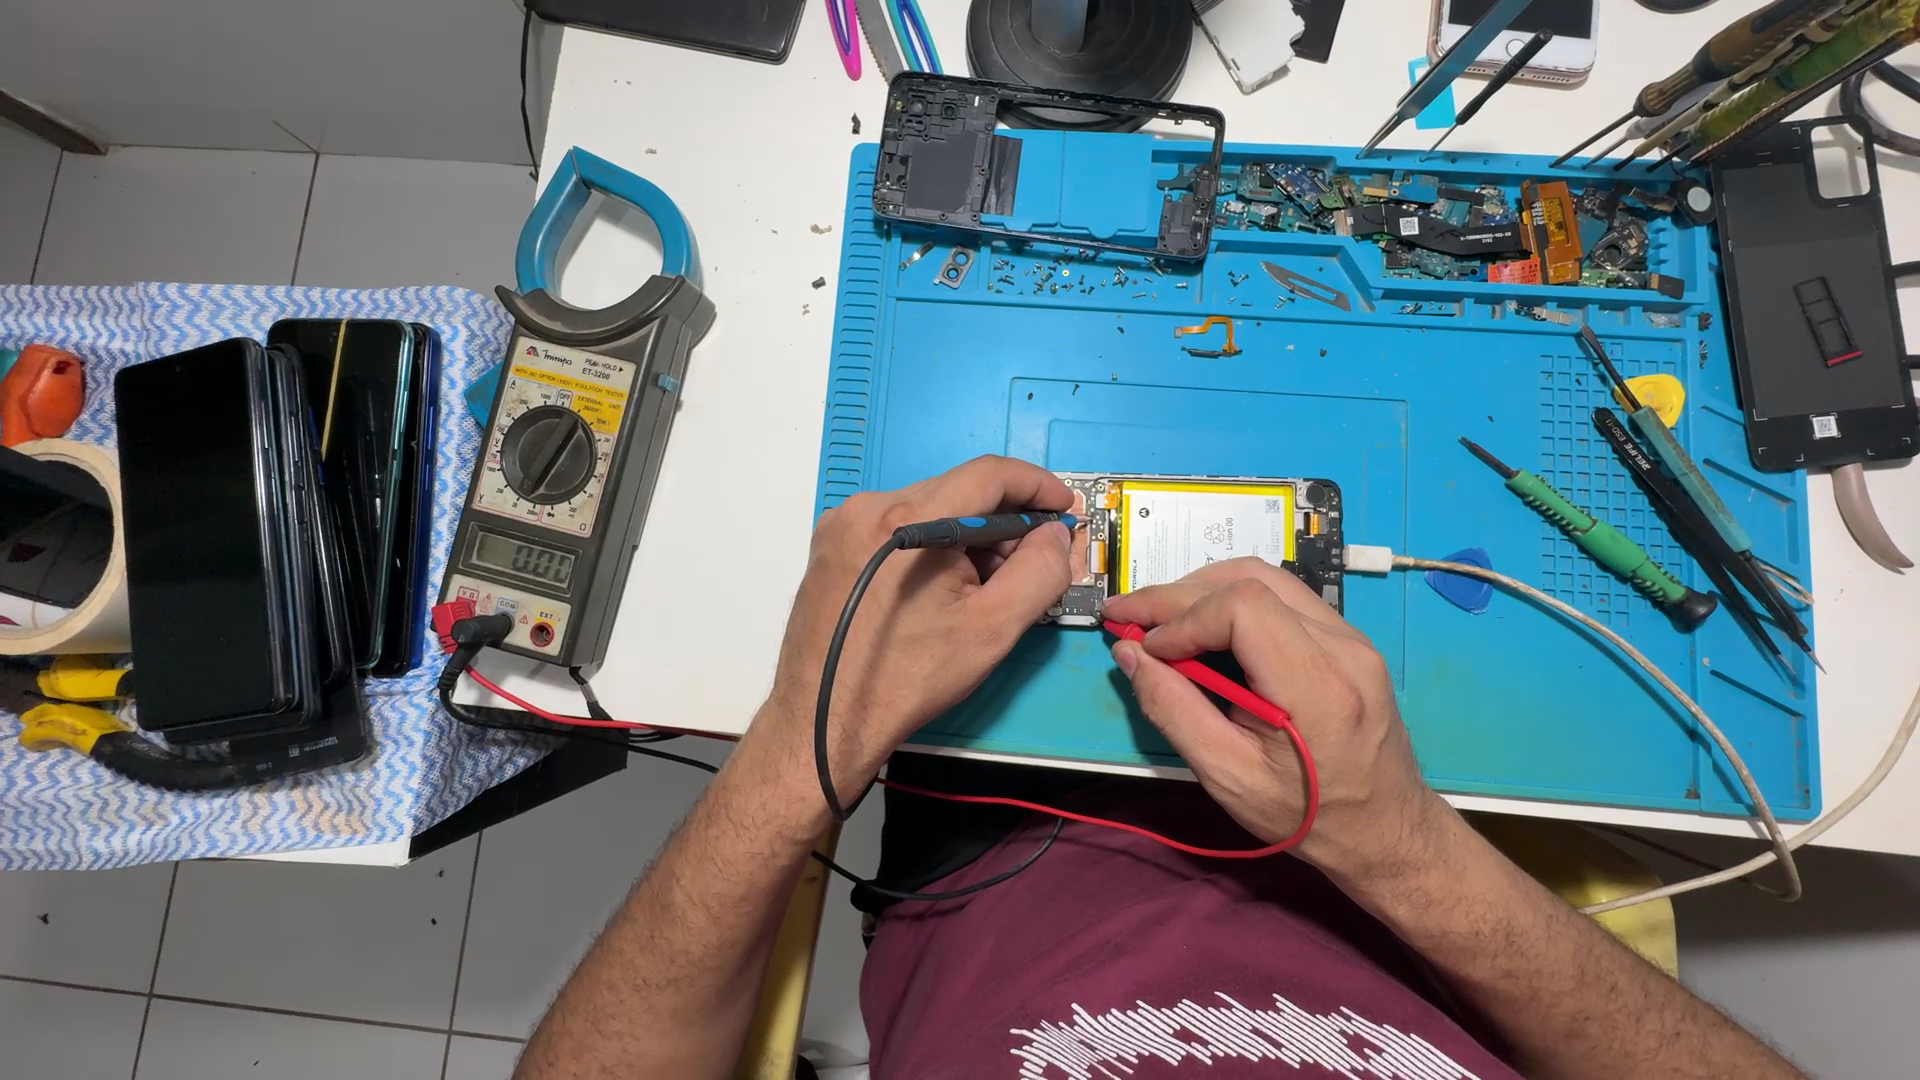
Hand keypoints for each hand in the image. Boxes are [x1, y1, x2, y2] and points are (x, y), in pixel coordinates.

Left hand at [759, 456, 1073, 803]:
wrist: (822, 723)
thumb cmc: (908, 679)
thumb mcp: (992, 629)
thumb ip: (1039, 571)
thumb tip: (1054, 534)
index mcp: (907, 518)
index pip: (988, 474)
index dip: (1036, 484)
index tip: (1064, 508)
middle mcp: (867, 506)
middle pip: (957, 491)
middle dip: (1004, 522)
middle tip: (1030, 564)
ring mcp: (842, 524)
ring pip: (928, 509)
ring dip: (969, 537)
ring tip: (984, 588)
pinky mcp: (831, 546)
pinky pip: (897, 526)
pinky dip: (933, 545)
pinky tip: (942, 589)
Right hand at [1103, 558, 1450, 886]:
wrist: (1385, 831)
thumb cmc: (1306, 815)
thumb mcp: (1226, 776)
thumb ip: (1172, 709)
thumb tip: (1128, 653)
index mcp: (1319, 686)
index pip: (1243, 607)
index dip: (1182, 618)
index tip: (1146, 649)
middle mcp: (1343, 646)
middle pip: (1248, 579)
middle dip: (1176, 594)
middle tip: (1125, 616)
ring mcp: (1350, 636)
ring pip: (1263, 577)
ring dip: (1200, 590)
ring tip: (1157, 619)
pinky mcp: (1345, 638)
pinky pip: (1279, 595)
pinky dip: (1227, 600)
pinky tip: (1199, 626)